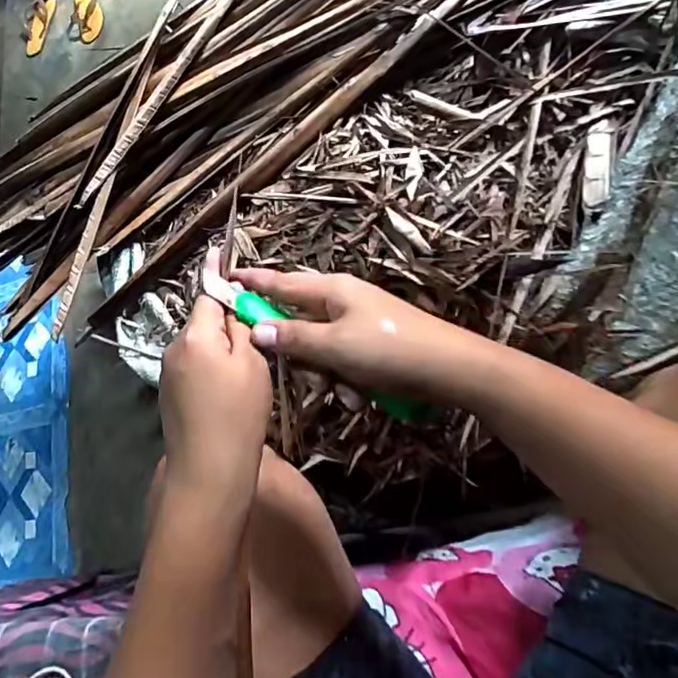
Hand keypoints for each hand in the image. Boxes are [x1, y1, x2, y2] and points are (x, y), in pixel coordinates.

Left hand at [159, 294, 271, 494]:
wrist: (208, 470)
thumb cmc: (238, 413)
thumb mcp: (252, 365)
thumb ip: (242, 330)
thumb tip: (233, 313)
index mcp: (194, 335)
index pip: (207, 294)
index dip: (219, 277)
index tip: (218, 251)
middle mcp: (174, 348)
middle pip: (202, 322)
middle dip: (225, 323)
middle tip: (254, 338)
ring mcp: (168, 372)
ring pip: (198, 346)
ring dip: (217, 349)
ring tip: (244, 374)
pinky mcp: (168, 394)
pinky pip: (192, 367)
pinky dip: (209, 369)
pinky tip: (226, 393)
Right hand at [229, 267, 471, 397]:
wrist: (453, 369)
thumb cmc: (388, 350)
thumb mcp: (334, 347)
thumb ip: (292, 338)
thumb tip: (256, 329)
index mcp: (329, 289)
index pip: (278, 281)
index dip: (251, 282)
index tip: (224, 281)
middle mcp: (340, 299)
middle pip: (295, 319)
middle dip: (297, 352)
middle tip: (305, 376)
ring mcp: (357, 321)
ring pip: (317, 345)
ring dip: (324, 373)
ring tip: (343, 393)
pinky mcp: (370, 343)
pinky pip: (341, 358)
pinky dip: (345, 378)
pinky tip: (360, 397)